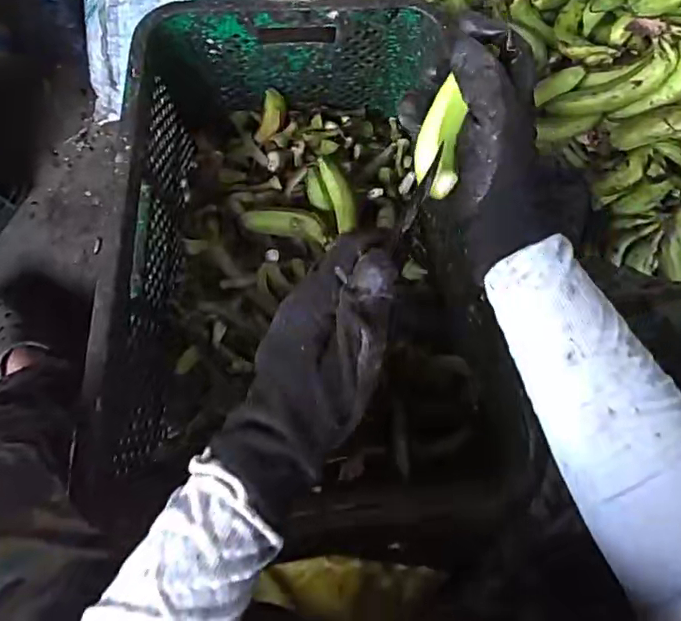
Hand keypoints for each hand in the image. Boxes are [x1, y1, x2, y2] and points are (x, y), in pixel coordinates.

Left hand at [207, 233, 394, 525]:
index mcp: (315, 296)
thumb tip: (381, 257)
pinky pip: (324, 296)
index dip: (376, 239)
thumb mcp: (355, 356)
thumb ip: (367, 304)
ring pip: (331, 277)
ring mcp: (292, 312)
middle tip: (402, 266)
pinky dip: (346, 293)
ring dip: (358, 275)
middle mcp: (300, 295)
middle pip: (338, 259)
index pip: (347, 247)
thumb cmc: (322, 402)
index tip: (404, 242)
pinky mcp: (292, 328)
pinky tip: (362, 309)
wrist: (276, 441)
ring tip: (388, 285)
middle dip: (369, 256)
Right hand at [437, 14, 560, 281]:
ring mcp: (466, 129)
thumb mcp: (497, 118)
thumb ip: (483, 76)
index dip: (489, 32)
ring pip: (445, 92)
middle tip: (436, 59)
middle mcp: (492, 109)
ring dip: (431, 86)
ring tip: (421, 90)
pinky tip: (409, 114)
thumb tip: (461, 39)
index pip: (509, 52)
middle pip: (473, 68)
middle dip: (452, 58)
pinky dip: (415, 113)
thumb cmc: (497, 175)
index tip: (459, 24)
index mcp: (514, 99)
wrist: (484, 236)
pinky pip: (425, 120)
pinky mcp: (443, 148)